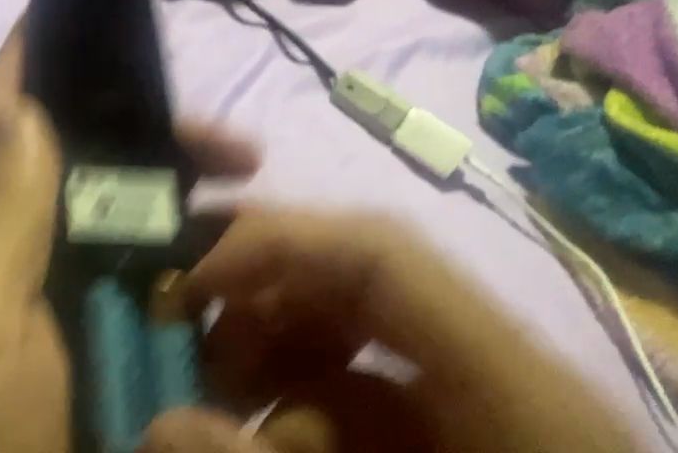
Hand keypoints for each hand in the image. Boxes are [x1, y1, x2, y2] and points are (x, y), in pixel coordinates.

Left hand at [0, 24, 258, 452]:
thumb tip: (21, 105)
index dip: (21, 69)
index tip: (62, 11)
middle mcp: (17, 281)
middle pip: (78, 182)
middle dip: (147, 149)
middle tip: (234, 150)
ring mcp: (69, 333)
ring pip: (130, 242)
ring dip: (188, 218)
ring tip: (256, 212)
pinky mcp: (117, 379)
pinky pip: (170, 317)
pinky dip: (208, 290)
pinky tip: (253, 288)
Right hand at [144, 210, 640, 452]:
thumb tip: (163, 426)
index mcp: (514, 382)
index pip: (379, 252)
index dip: (277, 243)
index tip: (194, 285)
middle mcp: (499, 370)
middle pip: (358, 277)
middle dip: (263, 294)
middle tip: (192, 339)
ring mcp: (482, 406)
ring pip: (356, 327)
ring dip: (276, 344)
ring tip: (220, 388)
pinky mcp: (457, 435)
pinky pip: (366, 387)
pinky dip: (305, 395)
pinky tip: (266, 430)